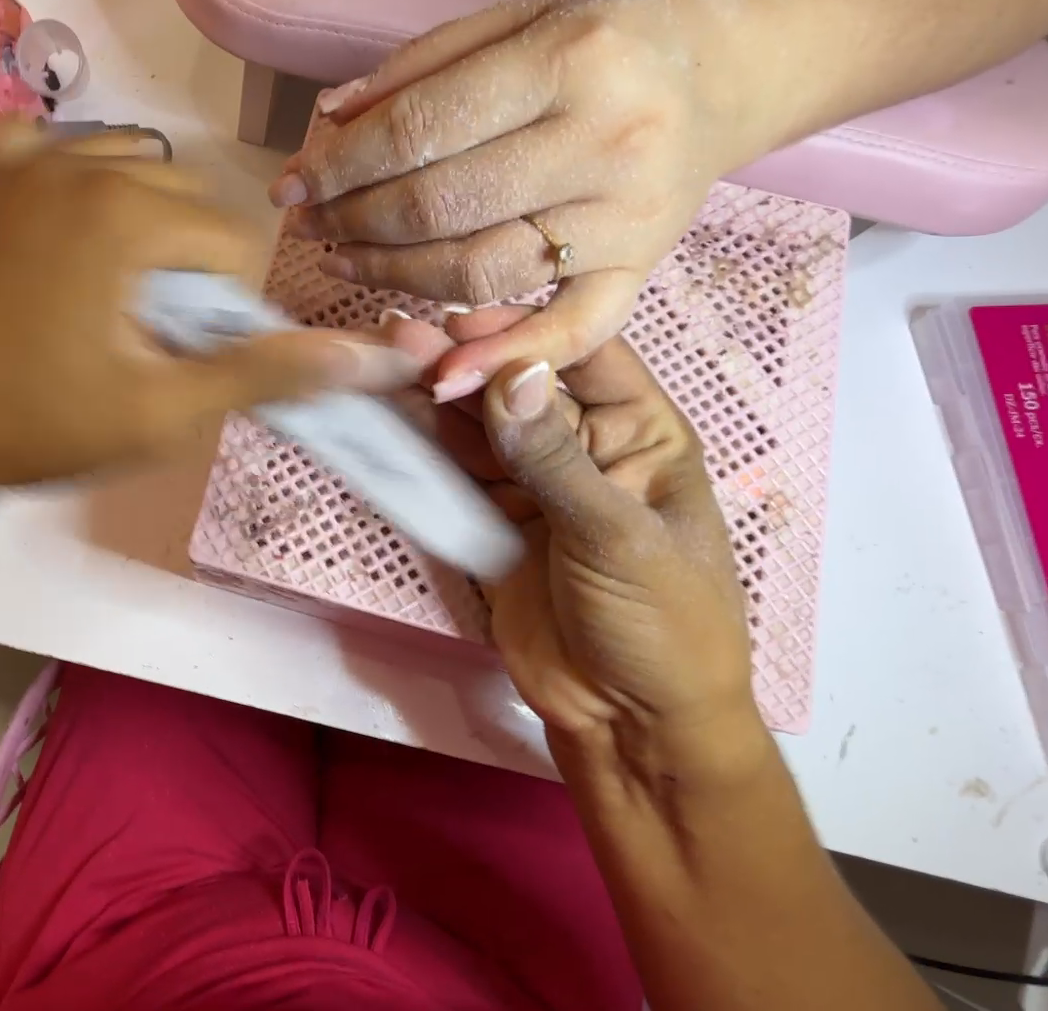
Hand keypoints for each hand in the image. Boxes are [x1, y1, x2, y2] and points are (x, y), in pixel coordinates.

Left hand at [0, 128, 420, 498]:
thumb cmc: (40, 429)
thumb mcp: (162, 412)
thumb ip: (263, 375)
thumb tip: (363, 358)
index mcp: (124, 215)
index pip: (231, 239)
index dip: (229, 303)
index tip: (188, 352)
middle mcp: (72, 166)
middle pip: (183, 198)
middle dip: (189, 263)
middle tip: (153, 331)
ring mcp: (14, 168)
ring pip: (124, 168)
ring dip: (141, 222)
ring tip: (114, 292)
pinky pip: (49, 156)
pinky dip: (74, 186)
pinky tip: (63, 238)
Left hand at [278, 0, 769, 400]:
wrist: (729, 70)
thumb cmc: (610, 38)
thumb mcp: (516, 16)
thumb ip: (418, 68)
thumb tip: (327, 124)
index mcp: (571, 60)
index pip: (421, 132)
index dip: (340, 167)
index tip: (290, 186)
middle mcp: (605, 143)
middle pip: (440, 209)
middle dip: (354, 222)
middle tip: (311, 224)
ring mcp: (628, 219)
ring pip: (480, 273)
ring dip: (394, 277)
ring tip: (345, 260)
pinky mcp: (641, 270)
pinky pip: (571, 330)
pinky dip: (504, 358)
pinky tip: (443, 375)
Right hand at [385, 308, 758, 771]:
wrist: (627, 721)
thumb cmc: (661, 624)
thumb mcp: (617, 536)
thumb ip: (555, 458)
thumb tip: (511, 374)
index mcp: (641, 435)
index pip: (585, 360)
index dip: (527, 336)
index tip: (464, 326)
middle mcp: (584, 448)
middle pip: (519, 390)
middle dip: (466, 367)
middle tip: (404, 340)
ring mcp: (534, 486)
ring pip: (480, 430)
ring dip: (436, 403)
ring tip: (386, 368)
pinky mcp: (494, 522)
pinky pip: (457, 477)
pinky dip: (425, 451)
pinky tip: (391, 420)